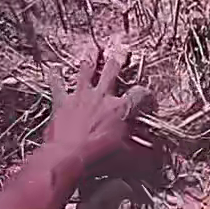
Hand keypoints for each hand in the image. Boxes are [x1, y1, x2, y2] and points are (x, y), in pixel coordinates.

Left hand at [41, 44, 152, 175]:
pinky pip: (58, 85)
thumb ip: (141, 151)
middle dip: (118, 59)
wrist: (67, 157)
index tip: (148, 98)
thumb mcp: (127, 157)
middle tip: (122, 49)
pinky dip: (56, 76)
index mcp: (120, 109)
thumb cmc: (99, 159)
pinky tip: (54, 68)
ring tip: (93, 50)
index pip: (139, 94)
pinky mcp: (62, 102)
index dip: (146, 95)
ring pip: (86, 72)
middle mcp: (101, 97)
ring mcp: (81, 97)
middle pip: (112, 72)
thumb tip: (156, 155)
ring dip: (90, 60)